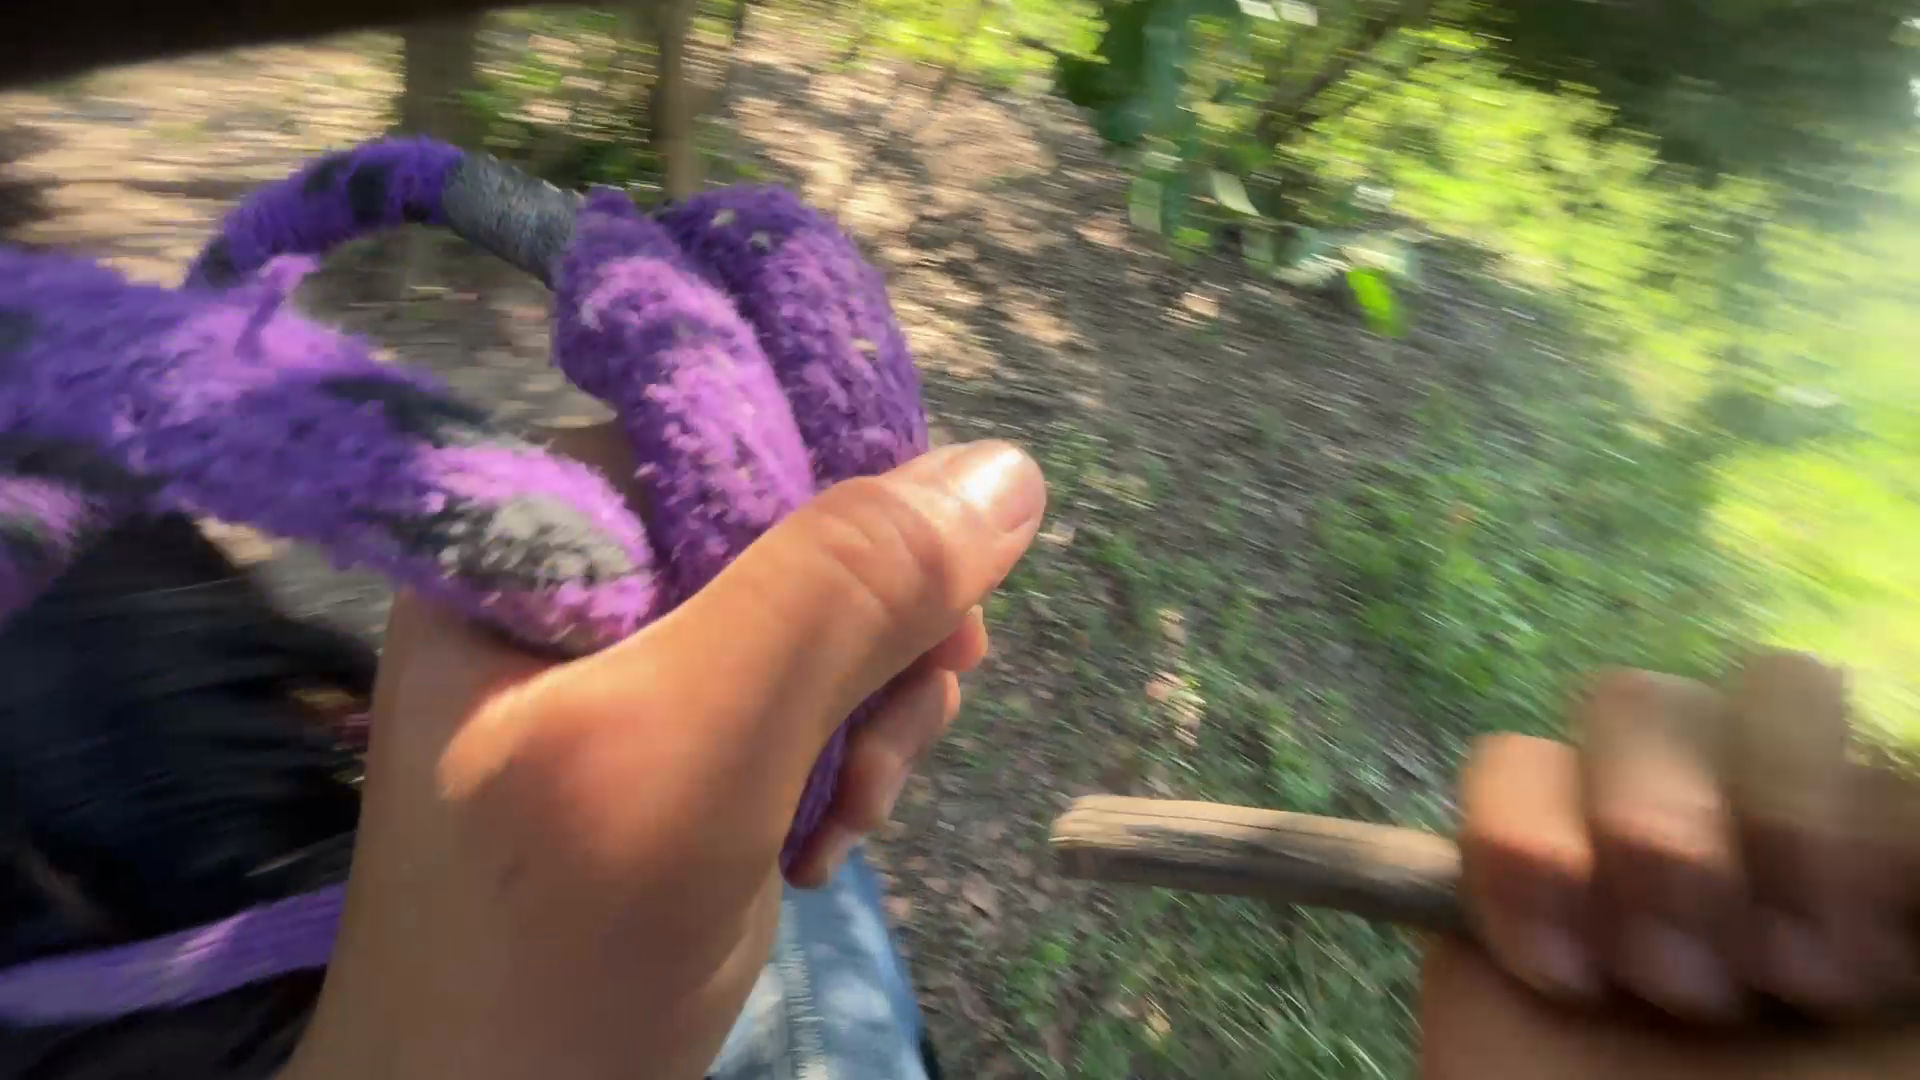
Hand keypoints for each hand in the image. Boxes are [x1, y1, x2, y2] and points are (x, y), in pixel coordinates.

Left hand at [281, 424, 1046, 1079]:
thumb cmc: (555, 952)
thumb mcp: (699, 751)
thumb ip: (838, 596)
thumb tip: (1005, 474)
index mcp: (548, 529)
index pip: (745, 433)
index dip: (859, 495)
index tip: (930, 593)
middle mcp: (604, 569)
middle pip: (810, 531)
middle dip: (881, 633)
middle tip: (900, 720)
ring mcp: (661, 648)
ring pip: (837, 613)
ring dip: (882, 704)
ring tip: (857, 804)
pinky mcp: (709, 718)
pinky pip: (829, 685)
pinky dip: (861, 750)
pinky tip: (837, 826)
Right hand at [1422, 654, 1919, 1077]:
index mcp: (1893, 856)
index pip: (1849, 710)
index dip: (1851, 811)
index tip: (1871, 955)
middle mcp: (1768, 827)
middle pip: (1753, 682)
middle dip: (1758, 825)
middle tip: (1774, 977)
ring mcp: (1621, 832)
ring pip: (1620, 701)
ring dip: (1643, 840)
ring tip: (1656, 979)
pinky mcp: (1503, 857)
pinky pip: (1498, 764)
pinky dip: (1519, 855)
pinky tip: (1550, 962)